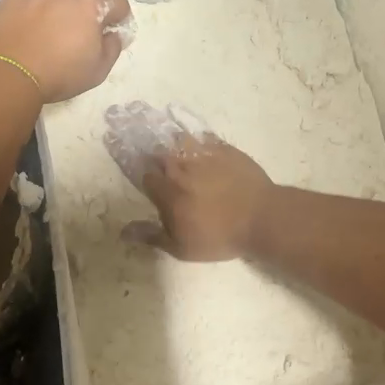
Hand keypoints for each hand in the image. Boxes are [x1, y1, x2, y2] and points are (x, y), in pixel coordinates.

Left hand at [0, 0, 131, 102]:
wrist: (8, 73)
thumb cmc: (59, 74)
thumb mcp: (98, 70)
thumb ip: (113, 47)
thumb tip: (114, 34)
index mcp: (93, 5)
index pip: (118, 3)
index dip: (118, 18)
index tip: (110, 32)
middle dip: (90, 9)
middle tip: (81, 32)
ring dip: (63, 5)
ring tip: (53, 28)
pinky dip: (37, 7)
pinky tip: (31, 25)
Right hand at [104, 102, 275, 261]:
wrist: (261, 217)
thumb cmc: (219, 237)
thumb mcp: (182, 247)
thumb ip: (151, 236)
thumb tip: (123, 232)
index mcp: (167, 191)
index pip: (146, 176)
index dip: (148, 180)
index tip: (153, 186)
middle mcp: (180, 167)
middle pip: (159, 153)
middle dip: (156, 157)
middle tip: (162, 164)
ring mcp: (203, 154)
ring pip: (180, 139)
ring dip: (175, 143)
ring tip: (179, 149)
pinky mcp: (224, 148)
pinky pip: (205, 136)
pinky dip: (199, 139)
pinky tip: (202, 142)